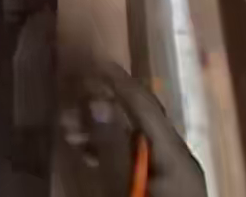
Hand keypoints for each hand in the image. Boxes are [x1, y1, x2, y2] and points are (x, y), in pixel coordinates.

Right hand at [57, 62, 206, 196]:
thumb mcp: (128, 189)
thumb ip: (112, 148)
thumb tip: (95, 101)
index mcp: (176, 156)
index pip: (145, 105)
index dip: (119, 81)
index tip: (95, 61)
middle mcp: (176, 160)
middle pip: (140, 118)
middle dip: (106, 102)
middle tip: (76, 91)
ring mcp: (170, 178)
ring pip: (133, 138)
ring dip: (101, 127)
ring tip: (70, 125)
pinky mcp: (159, 190)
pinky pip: (134, 159)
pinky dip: (109, 150)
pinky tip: (85, 150)